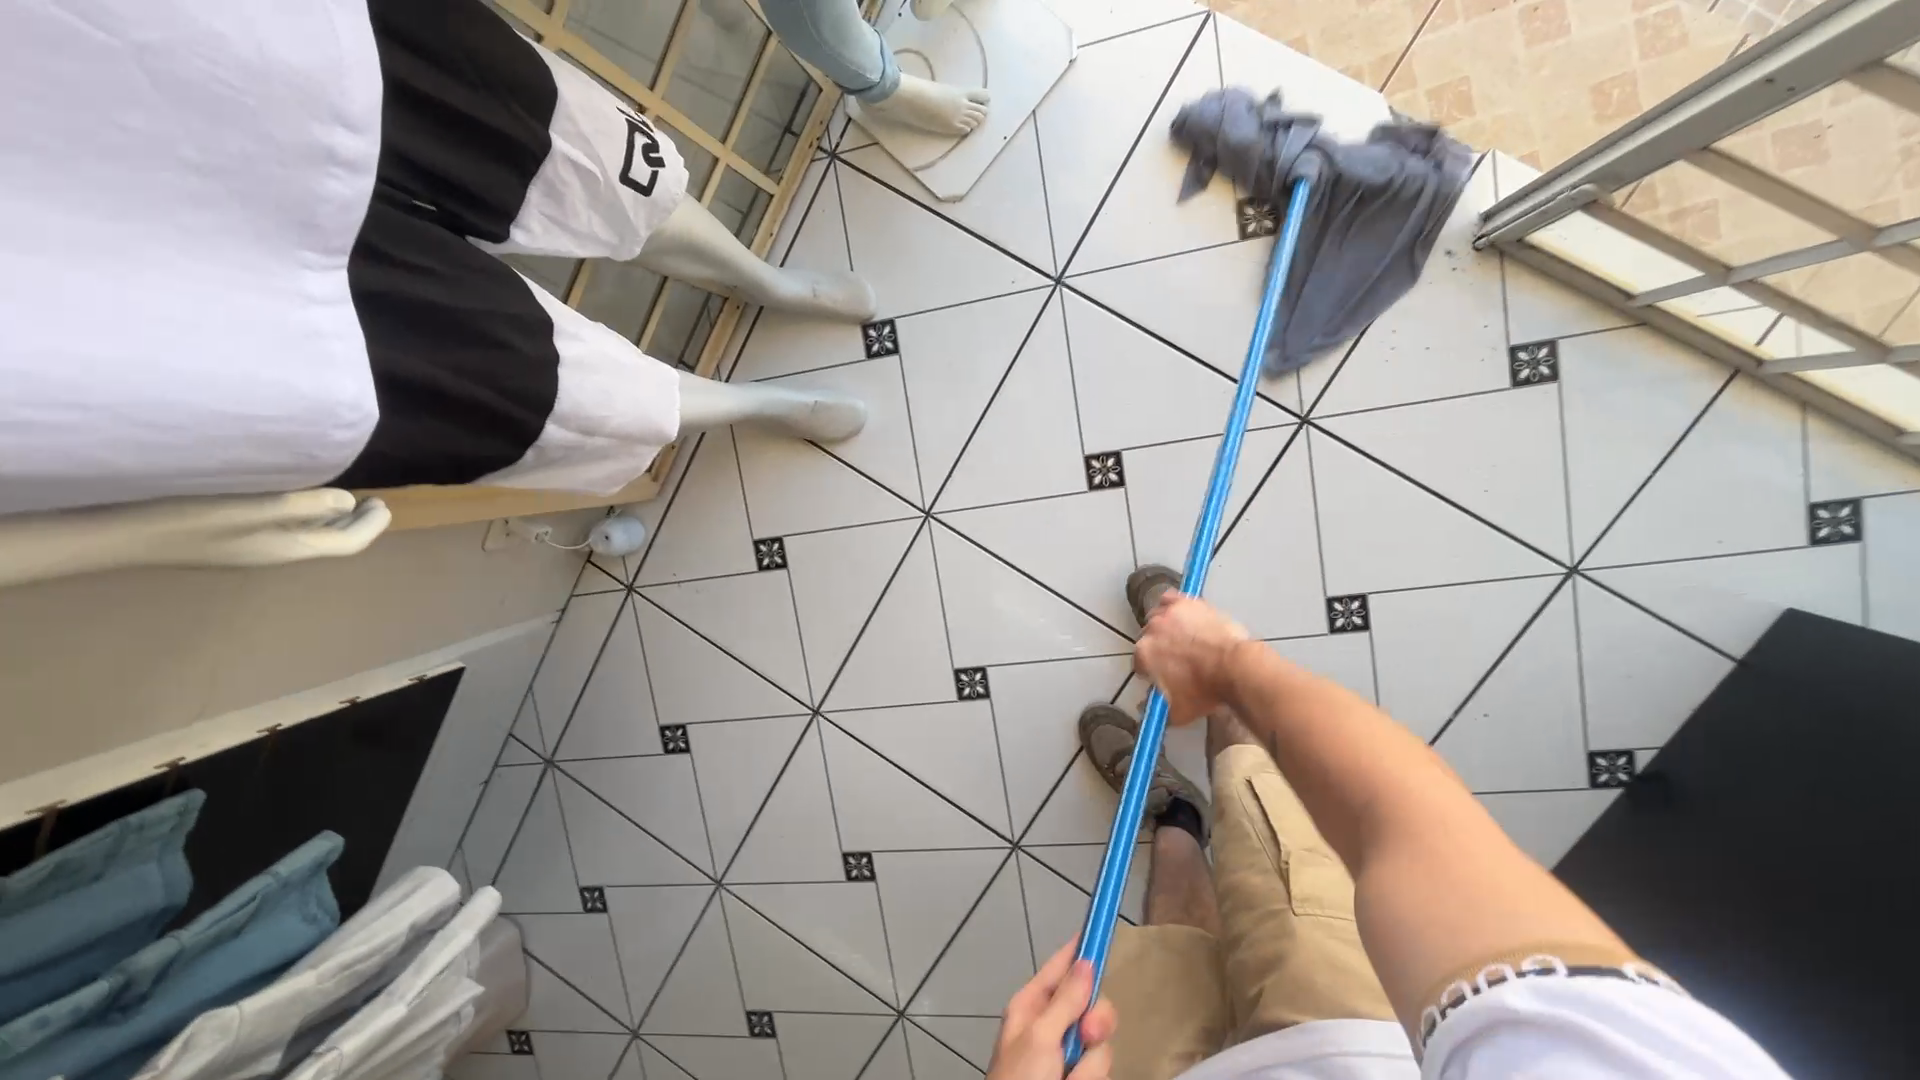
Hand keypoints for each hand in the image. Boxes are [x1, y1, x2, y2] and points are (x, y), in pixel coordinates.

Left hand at [987, 941, 1117, 1079]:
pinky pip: (1101, 1068)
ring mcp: (1067, 1053)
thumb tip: (1086, 962)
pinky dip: (1090, 1079)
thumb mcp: (1040, 1037)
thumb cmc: (1020, 1078)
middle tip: (1087, 1035)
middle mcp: (1051, 1025)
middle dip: (1095, 1022)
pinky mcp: (1080, 1076)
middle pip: (1091, 1004)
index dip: (1080, 950)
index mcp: (1032, 1006)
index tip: (1100, 930)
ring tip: (1068, 1078)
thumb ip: (1066, 1001)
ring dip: (1088, 1064)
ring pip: (1100, 1041)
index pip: (1061, 967)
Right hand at [1134, 591, 1249, 725]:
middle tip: (1179, 659)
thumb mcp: (1178, 712)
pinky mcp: (1187, 602)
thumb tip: (1149, 709)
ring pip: (1159, 617)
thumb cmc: (1206, 690)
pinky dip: (1173, 606)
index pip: (1140, 662)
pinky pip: (1171, 599)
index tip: (1164, 676)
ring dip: (1166, 626)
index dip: (1152, 670)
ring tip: (1184, 637)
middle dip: (1160, 648)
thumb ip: (1158, 710)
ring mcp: (1169, 614)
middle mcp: (1151, 630)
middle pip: (1149, 637)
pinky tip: (1183, 615)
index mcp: (1144, 655)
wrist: (1235, 668)